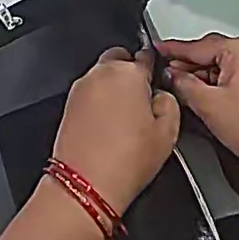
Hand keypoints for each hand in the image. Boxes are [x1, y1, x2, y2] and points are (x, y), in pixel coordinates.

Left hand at [51, 48, 180, 212]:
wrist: (86, 183)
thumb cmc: (123, 160)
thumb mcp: (168, 132)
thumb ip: (169, 103)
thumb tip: (163, 96)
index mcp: (129, 73)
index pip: (146, 56)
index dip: (153, 67)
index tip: (155, 76)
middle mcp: (101, 74)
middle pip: (119, 58)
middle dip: (130, 70)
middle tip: (141, 96)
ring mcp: (82, 87)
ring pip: (102, 75)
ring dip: (113, 86)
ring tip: (125, 116)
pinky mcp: (69, 103)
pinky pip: (89, 92)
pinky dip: (99, 100)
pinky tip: (108, 124)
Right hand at [161, 34, 238, 193]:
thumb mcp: (207, 104)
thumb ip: (182, 83)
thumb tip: (172, 75)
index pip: (195, 45)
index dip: (171, 50)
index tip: (156, 50)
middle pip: (206, 54)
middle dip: (185, 67)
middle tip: (164, 77)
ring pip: (215, 68)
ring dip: (198, 81)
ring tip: (183, 96)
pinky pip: (226, 80)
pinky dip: (211, 89)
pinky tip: (201, 103)